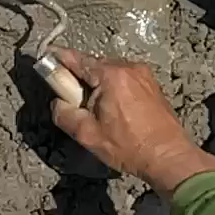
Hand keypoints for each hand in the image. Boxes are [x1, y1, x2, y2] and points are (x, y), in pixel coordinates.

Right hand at [48, 48, 214, 189]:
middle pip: (92, 65)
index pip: (76, 59)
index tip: (45, 56)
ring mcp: (143, 74)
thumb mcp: (87, 134)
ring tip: (96, 111)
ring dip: (97, 84)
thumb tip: (58, 103)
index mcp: (111, 75)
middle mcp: (128, 67)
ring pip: (108, 72)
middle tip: (72, 101)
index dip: (58, 58)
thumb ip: (63, 114)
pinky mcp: (151, 84)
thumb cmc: (130, 147)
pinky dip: (112, 88)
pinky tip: (112, 110)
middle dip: (79, 78)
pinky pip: (123, 79)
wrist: (169, 157)